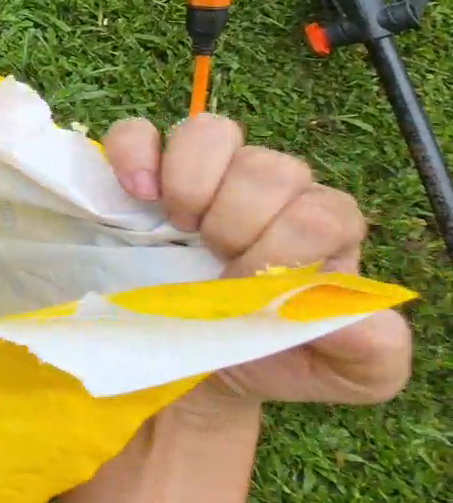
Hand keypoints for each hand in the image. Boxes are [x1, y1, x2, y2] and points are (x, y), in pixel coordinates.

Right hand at [103, 114, 411, 417]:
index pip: (321, 211)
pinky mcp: (141, 167)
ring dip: (187, 181)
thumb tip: (350, 311)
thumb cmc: (264, 355)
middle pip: (268, 166)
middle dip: (232, 218)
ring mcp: (203, 173)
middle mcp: (272, 190)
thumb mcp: (343, 371)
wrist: (190, 357)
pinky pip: (136, 131)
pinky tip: (135, 192)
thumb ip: (371, 346)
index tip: (241, 283)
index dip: (280, 248)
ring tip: (173, 223)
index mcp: (324, 228)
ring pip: (210, 133)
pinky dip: (132, 153)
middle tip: (208, 254)